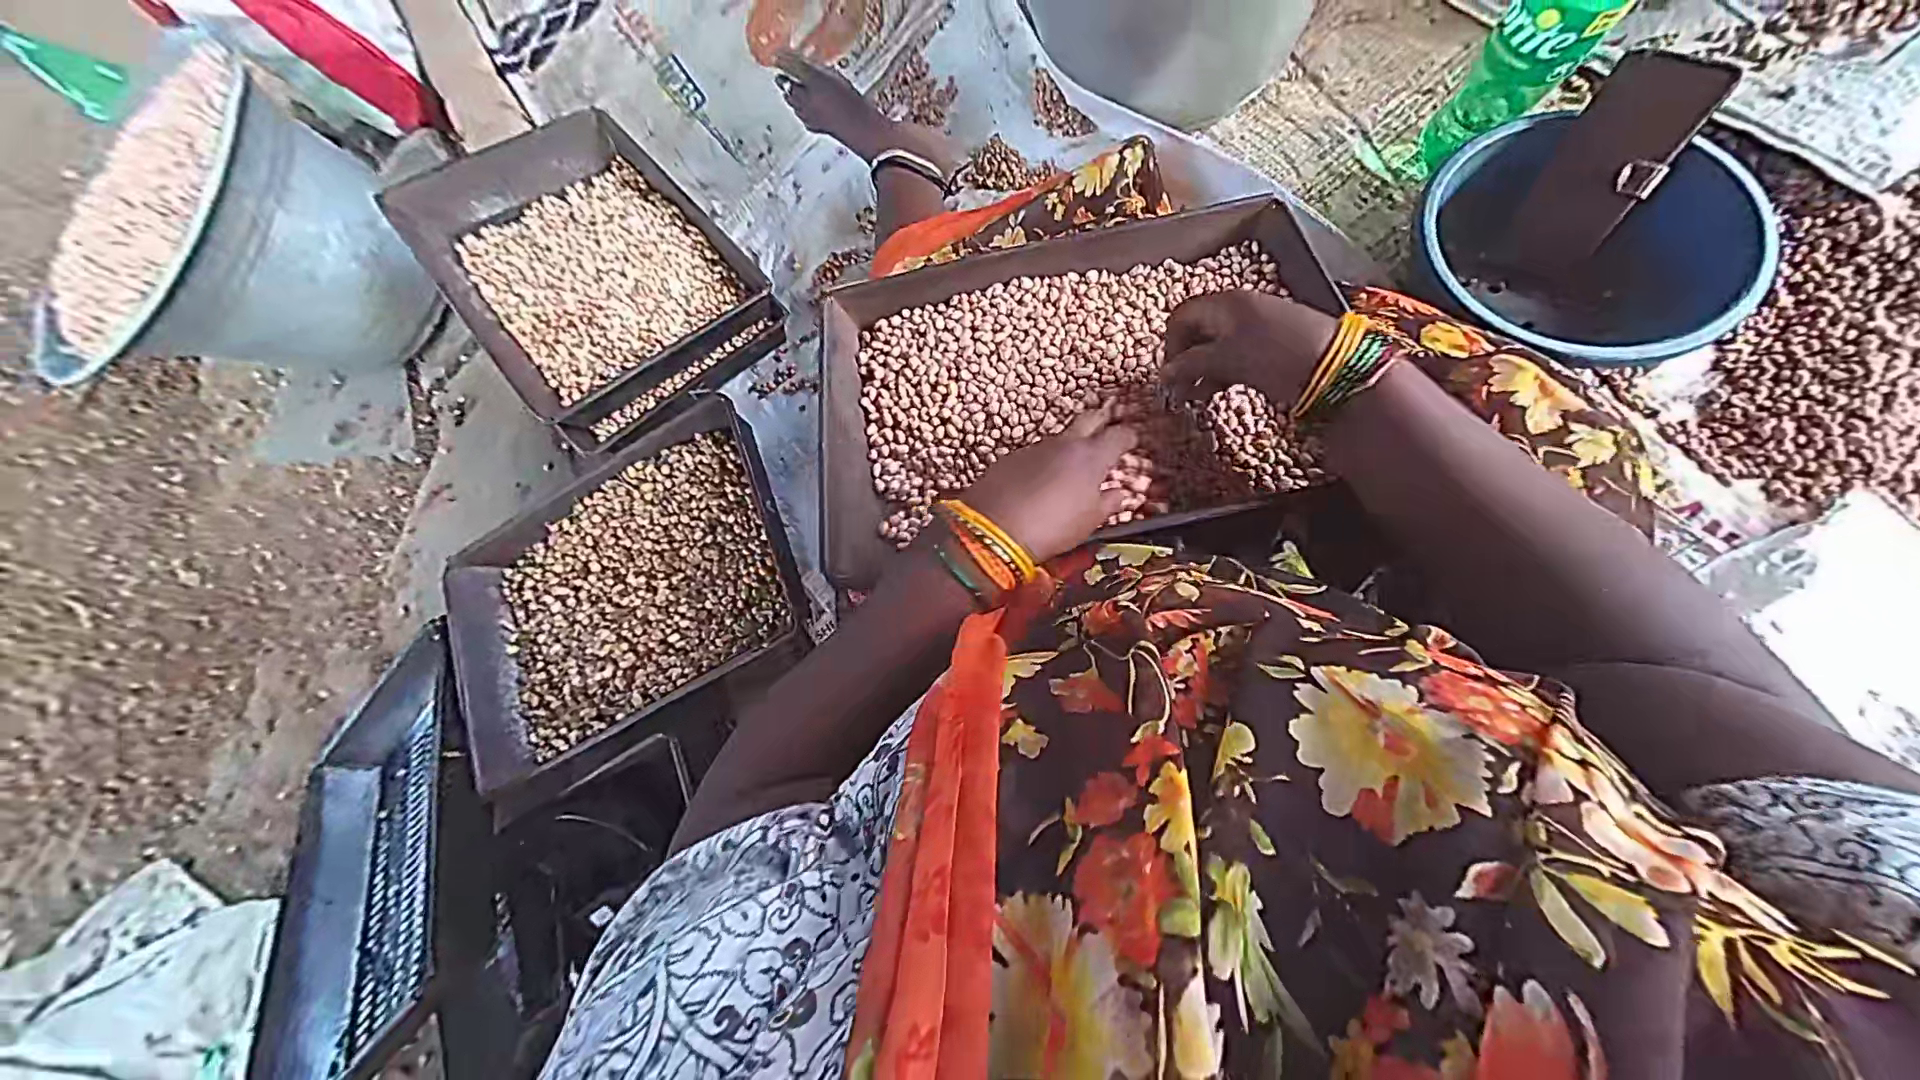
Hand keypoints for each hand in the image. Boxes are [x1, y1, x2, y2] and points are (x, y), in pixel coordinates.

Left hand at [960, 405, 1137, 563]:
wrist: (995, 528)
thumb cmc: (1050, 527)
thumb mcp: (1090, 521)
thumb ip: (1108, 503)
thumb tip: (1118, 495)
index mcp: (1092, 457)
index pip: (1119, 436)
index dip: (1128, 438)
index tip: (1132, 441)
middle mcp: (1064, 444)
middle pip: (1089, 420)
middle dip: (1101, 423)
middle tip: (1108, 431)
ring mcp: (1035, 448)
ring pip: (1060, 438)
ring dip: (1070, 446)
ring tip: (1074, 463)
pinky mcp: (1011, 458)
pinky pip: (1035, 454)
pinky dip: (1044, 462)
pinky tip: (1043, 479)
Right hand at [1160, 291, 1339, 409]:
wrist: (1334, 364)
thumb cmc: (1272, 356)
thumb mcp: (1224, 360)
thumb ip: (1189, 365)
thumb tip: (1164, 374)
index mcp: (1224, 303)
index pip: (1182, 317)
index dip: (1170, 344)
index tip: (1168, 373)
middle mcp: (1238, 308)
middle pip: (1198, 332)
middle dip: (1185, 360)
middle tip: (1179, 389)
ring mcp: (1256, 326)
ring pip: (1215, 346)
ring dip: (1201, 370)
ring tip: (1197, 396)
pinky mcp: (1270, 343)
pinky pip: (1235, 355)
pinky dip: (1221, 372)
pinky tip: (1218, 391)